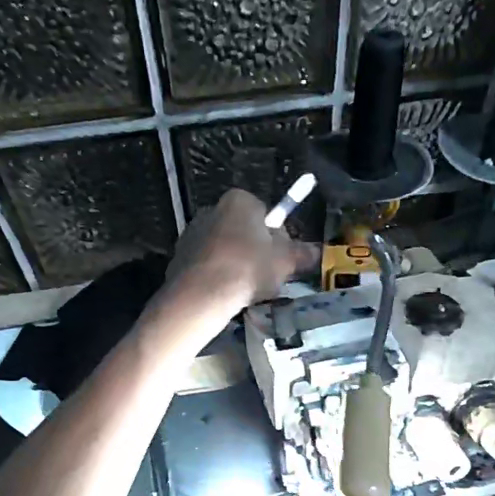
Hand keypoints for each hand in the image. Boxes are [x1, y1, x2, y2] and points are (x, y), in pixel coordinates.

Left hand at [159, 189, 315, 330]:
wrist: (201, 295)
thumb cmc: (248, 268)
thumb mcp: (284, 262)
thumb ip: (302, 254)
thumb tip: (317, 252)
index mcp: (239, 200)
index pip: (264, 212)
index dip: (275, 236)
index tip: (280, 258)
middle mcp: (212, 209)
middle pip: (242, 230)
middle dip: (253, 250)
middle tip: (265, 276)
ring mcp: (192, 232)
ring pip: (223, 248)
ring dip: (234, 264)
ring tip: (244, 289)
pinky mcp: (178, 256)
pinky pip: (206, 265)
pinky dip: (215, 276)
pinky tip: (223, 294)